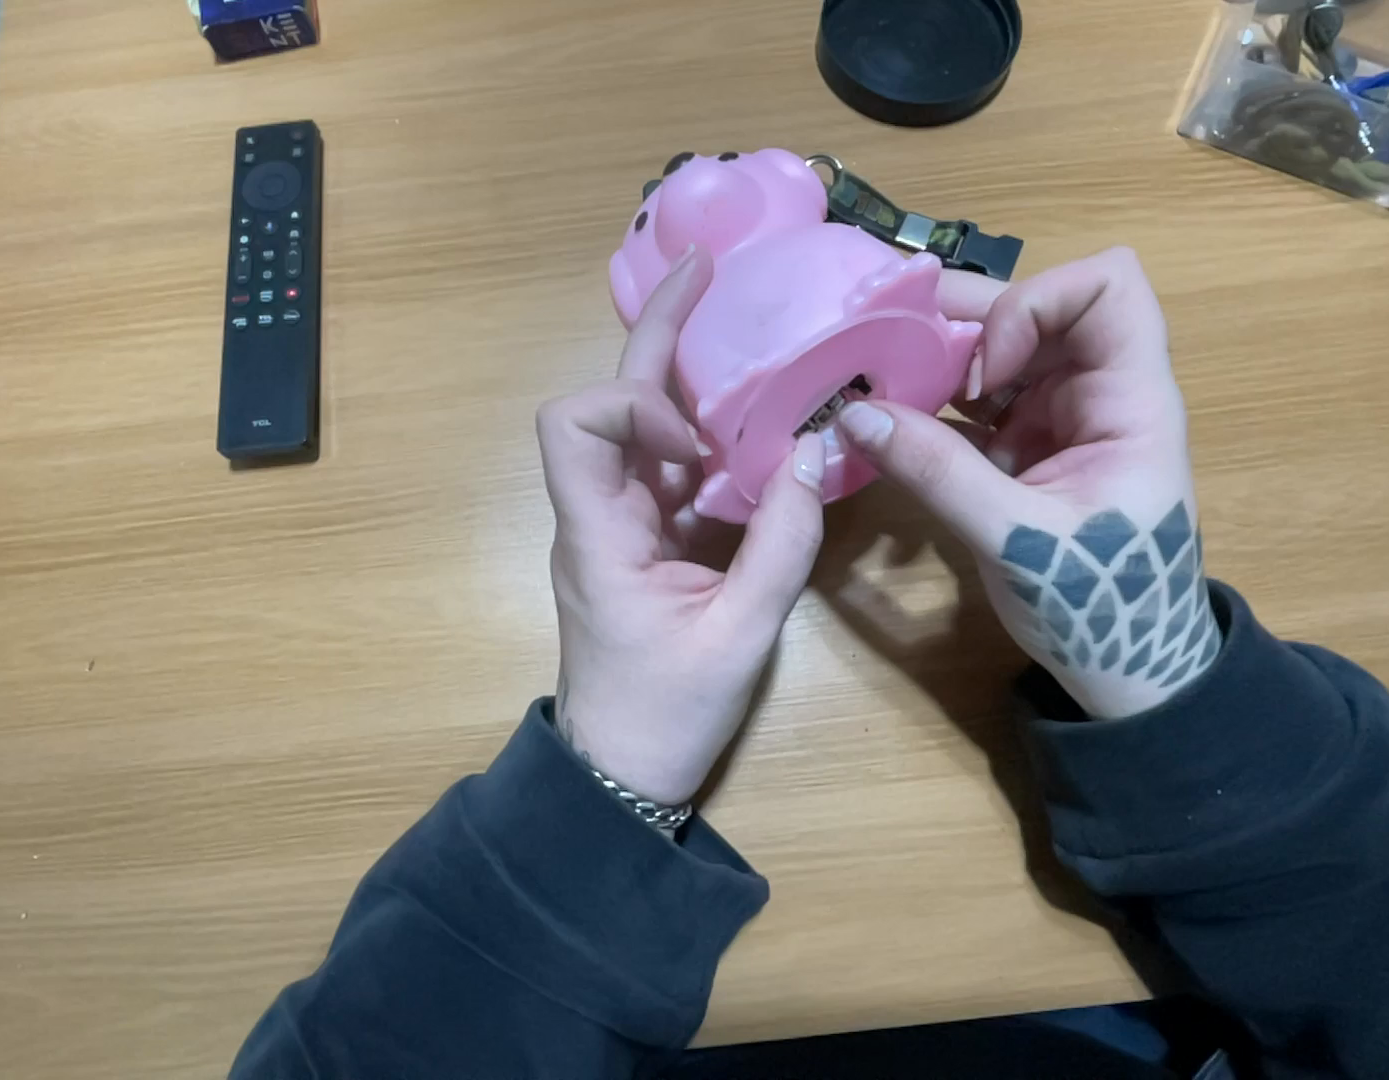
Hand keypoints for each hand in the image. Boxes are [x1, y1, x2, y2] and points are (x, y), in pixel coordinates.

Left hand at [537, 249, 826, 804]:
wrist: (619, 770)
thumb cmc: (665, 714)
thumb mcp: (739, 637)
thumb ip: (781, 547)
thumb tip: (816, 455)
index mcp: (597, 534)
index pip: (572, 422)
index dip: (633, 404)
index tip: (697, 441)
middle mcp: (596, 514)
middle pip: (608, 402)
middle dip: (657, 337)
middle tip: (708, 273)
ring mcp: (617, 525)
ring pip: (638, 430)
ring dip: (685, 382)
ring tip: (745, 336)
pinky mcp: (641, 542)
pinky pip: (667, 471)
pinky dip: (706, 441)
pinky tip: (753, 426)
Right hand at [838, 248, 1217, 718]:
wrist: (1122, 666)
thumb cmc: (1097, 604)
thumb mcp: (1015, 540)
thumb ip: (937, 474)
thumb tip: (854, 416)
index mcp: (1128, 400)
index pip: (1103, 290)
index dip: (1032, 307)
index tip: (980, 375)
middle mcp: (1093, 392)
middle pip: (1034, 309)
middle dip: (959, 320)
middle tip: (882, 345)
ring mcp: (1054, 419)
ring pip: (995, 352)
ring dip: (934, 360)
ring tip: (871, 380)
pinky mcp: (1021, 448)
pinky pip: (970, 404)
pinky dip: (928, 404)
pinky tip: (885, 421)